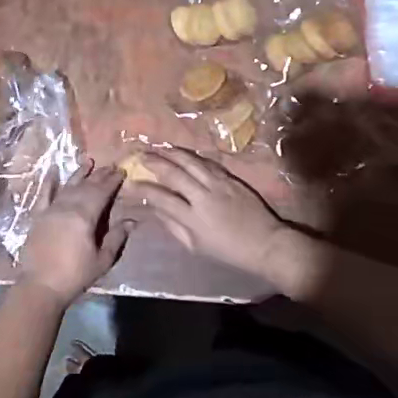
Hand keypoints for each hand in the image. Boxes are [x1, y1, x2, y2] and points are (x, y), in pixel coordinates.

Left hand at [17, 159, 130, 307]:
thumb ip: (116, 237)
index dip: (112, 181)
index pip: (101, 193)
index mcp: (84, 216)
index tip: (122, 171)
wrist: (41, 284)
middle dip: (98, 175)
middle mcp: (66, 207)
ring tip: (87, 161)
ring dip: (78, 174)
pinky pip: (44, 195)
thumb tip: (131, 220)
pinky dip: (49, 183)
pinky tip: (53, 173)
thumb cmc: (75, 274)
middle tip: (110, 165)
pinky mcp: (37, 216)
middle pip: (85, 187)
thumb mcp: (103, 259)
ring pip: (67, 187)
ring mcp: (50, 210)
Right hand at [116, 149, 293, 279]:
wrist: (267, 244)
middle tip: (140, 155)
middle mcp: (203, 198)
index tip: (129, 182)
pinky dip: (193, 156)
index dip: (142, 188)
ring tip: (158, 147)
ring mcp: (219, 186)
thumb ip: (172, 225)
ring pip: (191, 163)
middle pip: (174, 174)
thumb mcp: (194, 246)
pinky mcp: (232, 180)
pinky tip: (183, 153)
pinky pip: (209, 163)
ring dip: (172, 153)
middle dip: (154, 162)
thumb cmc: (228, 250)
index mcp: (192, 218)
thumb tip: (154, 208)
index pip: (160, 197)